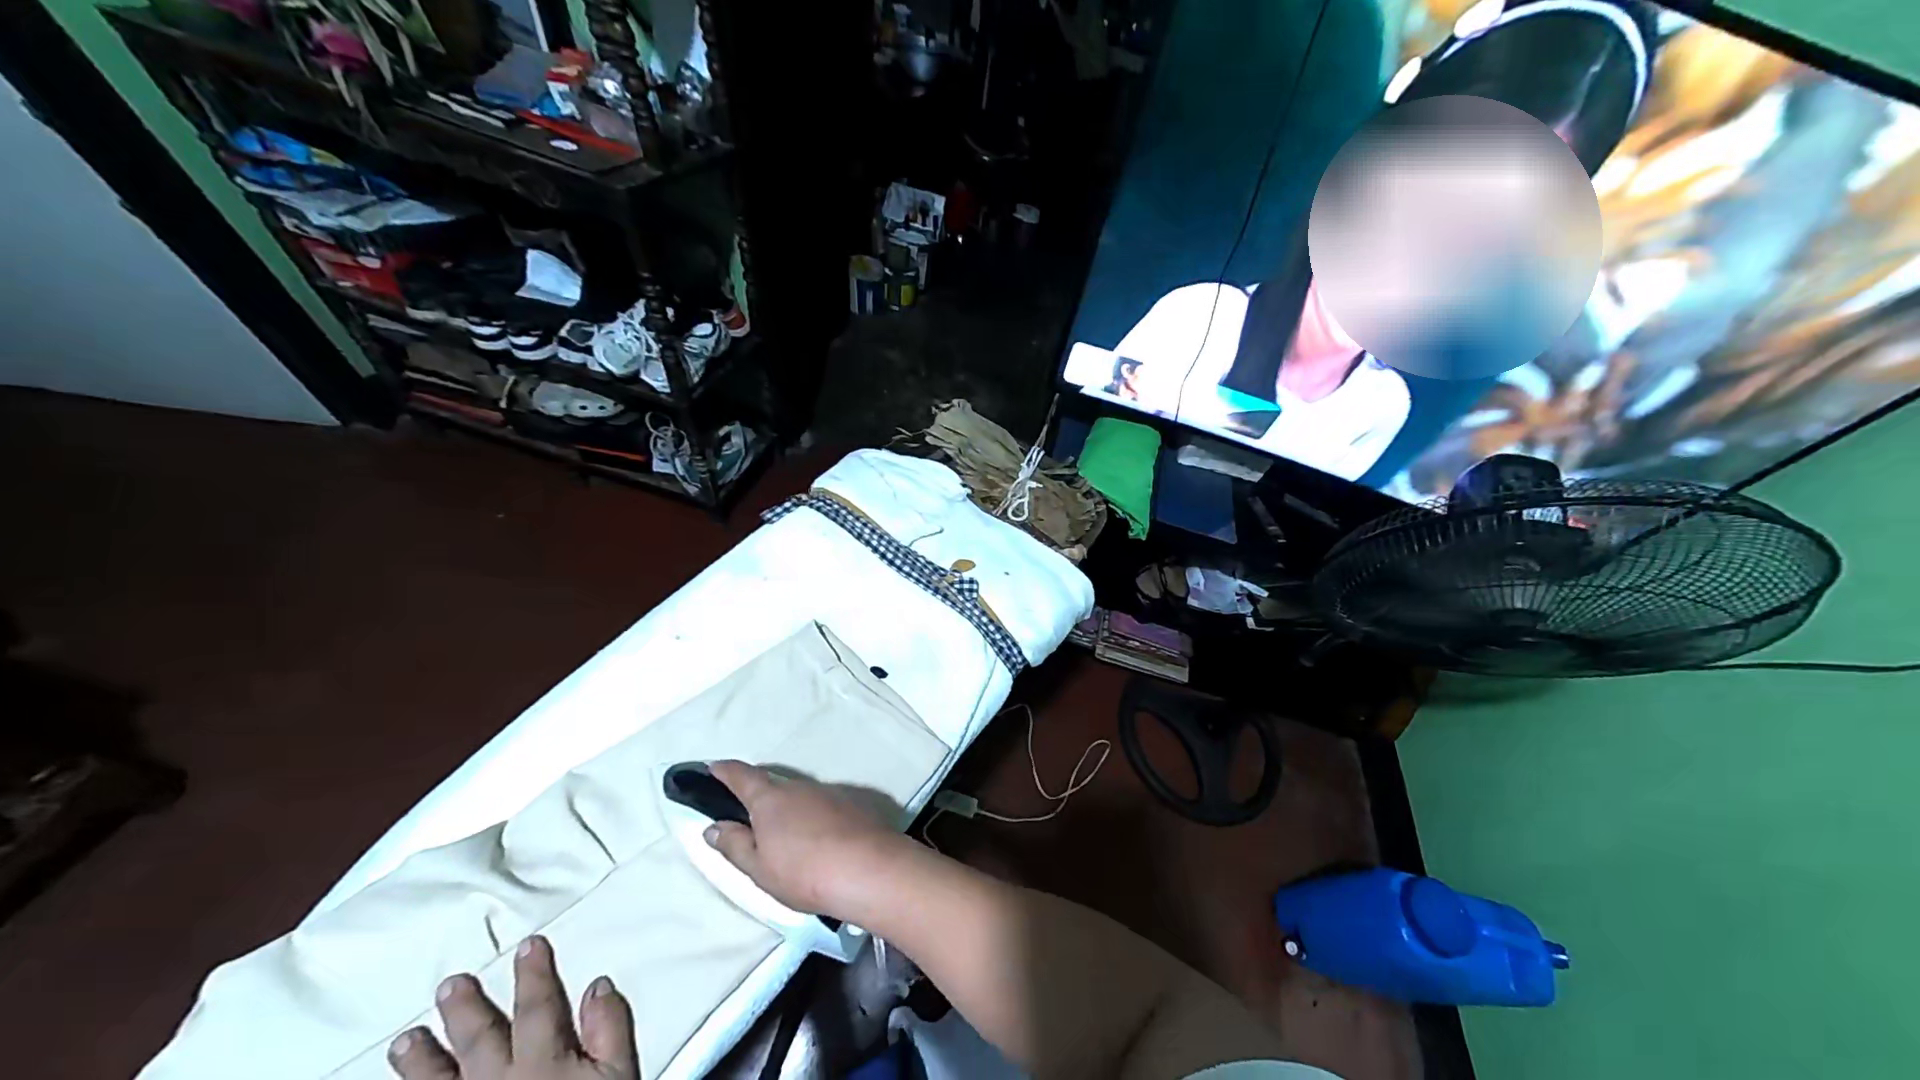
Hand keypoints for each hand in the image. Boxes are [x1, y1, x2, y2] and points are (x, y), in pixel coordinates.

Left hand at [388, 935, 636, 1079]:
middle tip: (449, 984)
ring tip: (404, 1040)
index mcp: (542, 1063)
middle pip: (478, 1040)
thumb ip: (610, 1031)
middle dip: (465, 1010)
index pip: (537, 1006)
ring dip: (420, 1061)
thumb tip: (597, 984)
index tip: (529, 943)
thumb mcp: (620, 1079)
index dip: (533, 973)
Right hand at [704, 760, 914, 921]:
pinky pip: (824, 807)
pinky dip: (815, 819)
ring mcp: (830, 792)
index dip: (725, 771)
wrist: (870, 869)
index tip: (713, 767)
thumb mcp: (759, 868)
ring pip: (801, 797)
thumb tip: (713, 827)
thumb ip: (735, 845)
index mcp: (770, 799)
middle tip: (751, 820)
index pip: (742, 776)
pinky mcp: (854, 804)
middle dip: (760, 798)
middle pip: (773, 786)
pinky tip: (820, 843)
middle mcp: (800, 787)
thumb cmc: (804, 872)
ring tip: (789, 841)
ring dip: (790, 811)